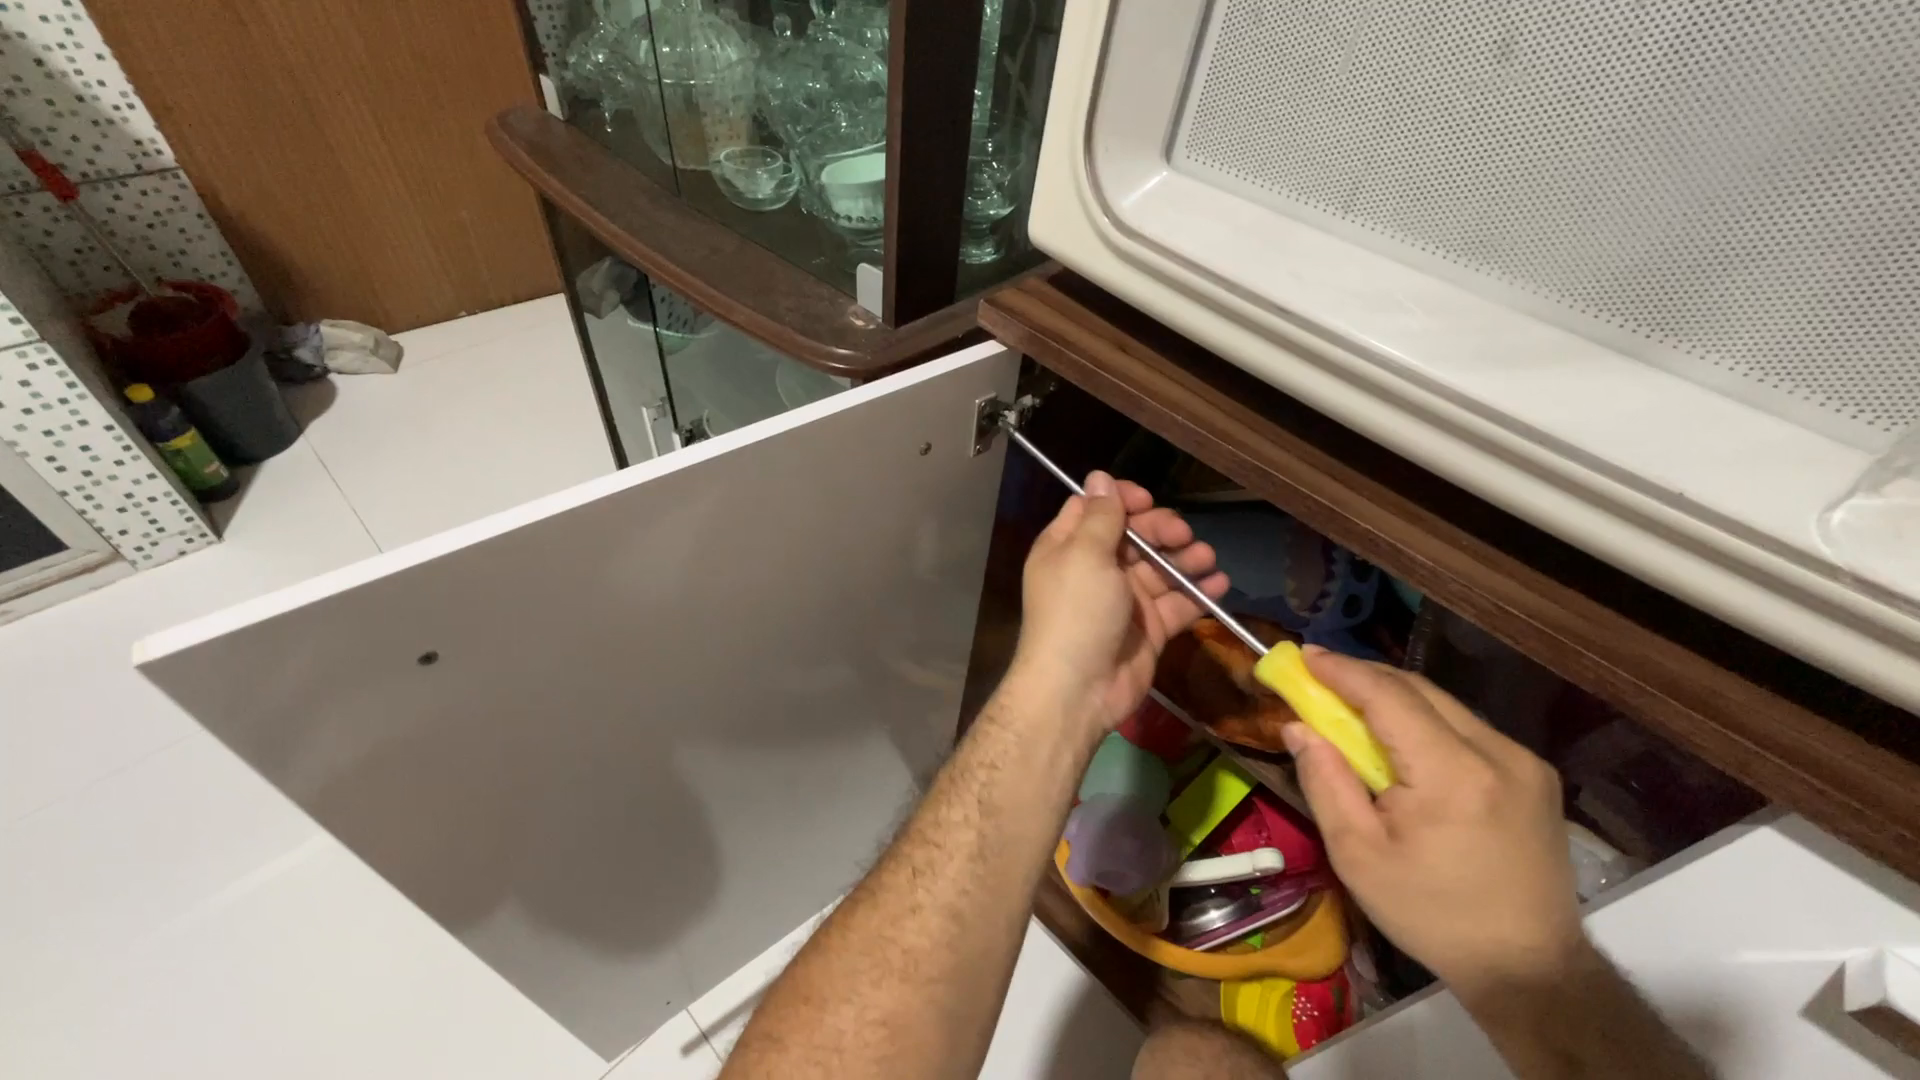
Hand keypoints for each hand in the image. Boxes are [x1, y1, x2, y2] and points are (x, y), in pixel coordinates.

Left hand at [1009, 470, 1227, 735]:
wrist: (1078, 690)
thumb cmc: (1076, 613)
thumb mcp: (1084, 555)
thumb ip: (1100, 517)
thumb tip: (1099, 476)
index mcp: (1068, 548)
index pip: (1094, 510)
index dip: (1122, 500)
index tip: (1147, 501)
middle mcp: (1095, 570)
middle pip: (1133, 537)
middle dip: (1160, 529)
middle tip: (1183, 534)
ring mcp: (1123, 600)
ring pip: (1160, 568)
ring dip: (1185, 559)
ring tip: (1208, 558)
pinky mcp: (1148, 628)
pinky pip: (1177, 603)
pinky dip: (1198, 593)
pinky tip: (1220, 584)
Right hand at [1283, 648, 1587, 997]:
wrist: (1529, 967)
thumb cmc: (1431, 914)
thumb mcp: (1358, 854)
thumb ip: (1325, 781)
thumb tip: (1298, 727)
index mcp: (1452, 774)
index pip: (1389, 697)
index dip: (1342, 671)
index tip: (1303, 655)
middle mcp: (1498, 754)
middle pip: (1419, 690)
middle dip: (1363, 677)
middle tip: (1317, 676)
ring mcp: (1524, 762)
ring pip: (1445, 705)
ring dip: (1394, 698)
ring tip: (1350, 706)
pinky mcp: (1534, 774)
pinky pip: (1466, 728)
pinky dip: (1423, 721)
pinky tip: (1399, 740)